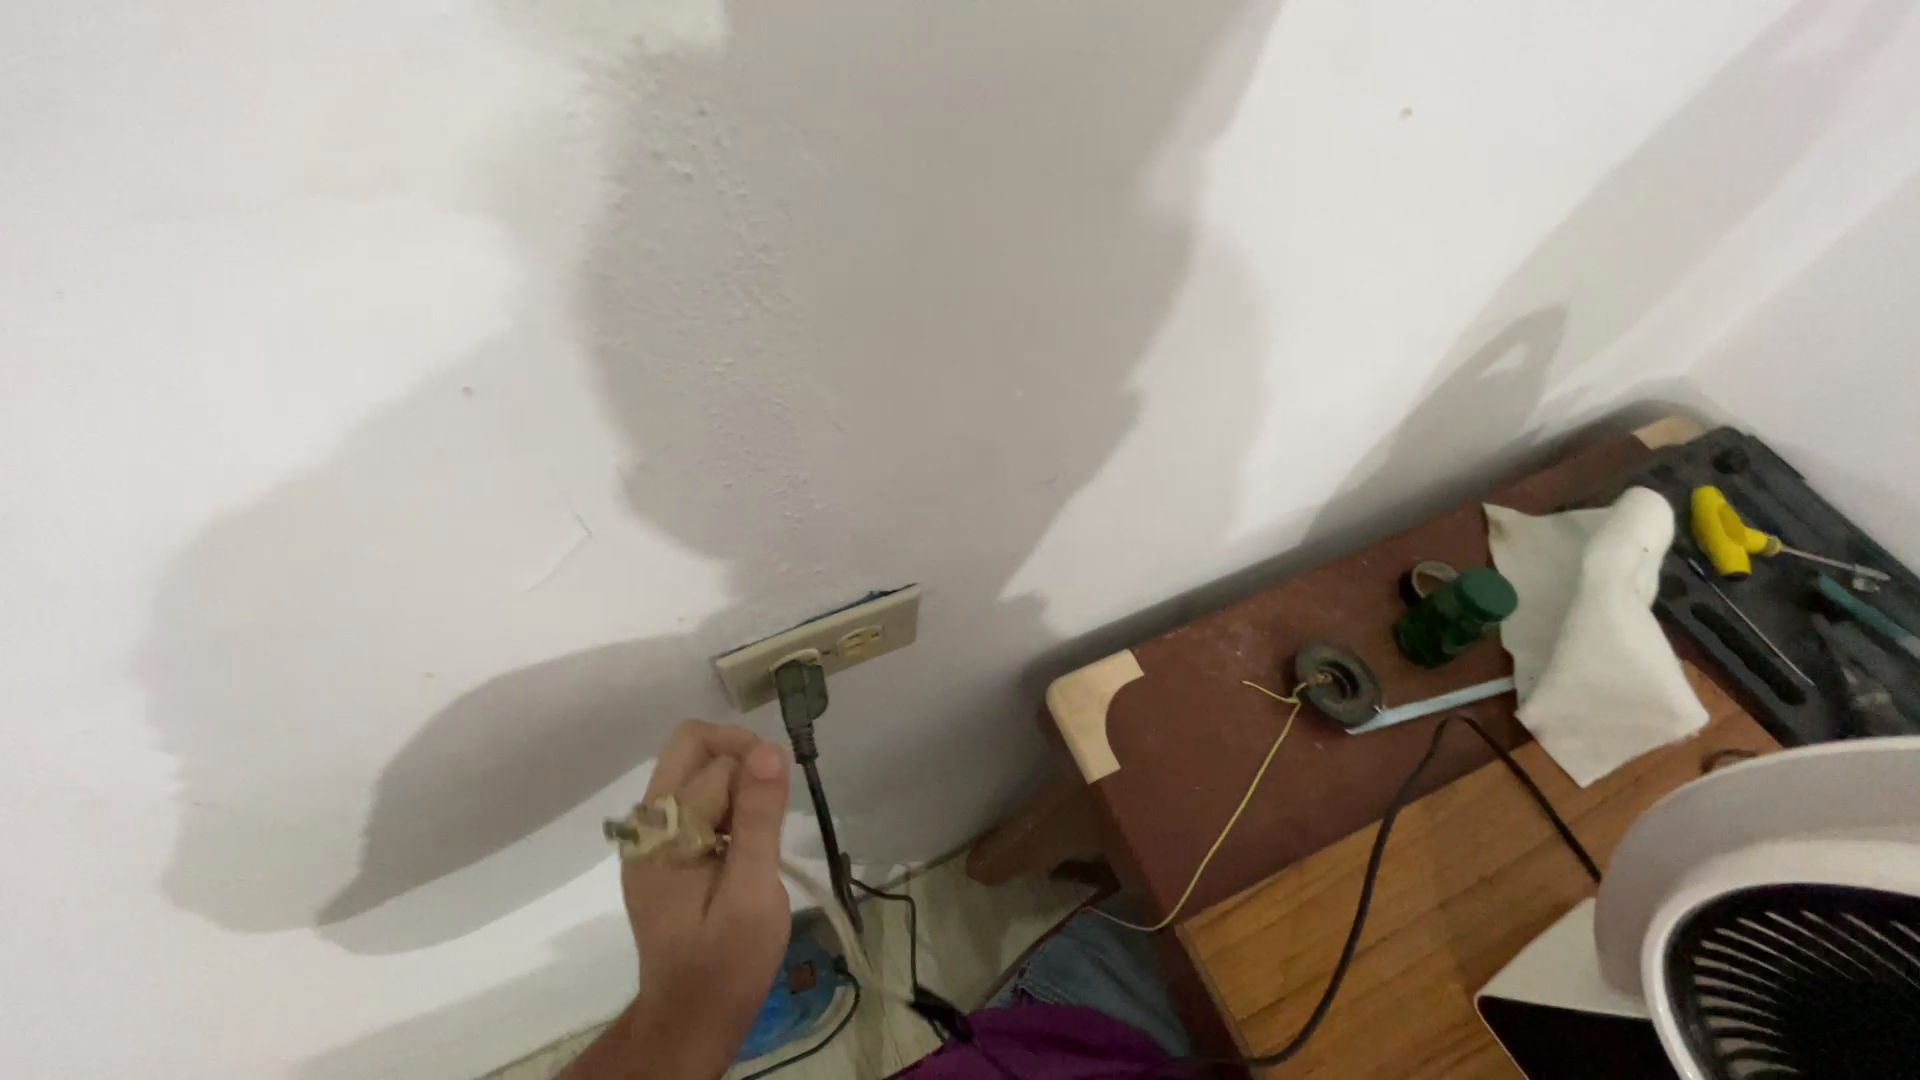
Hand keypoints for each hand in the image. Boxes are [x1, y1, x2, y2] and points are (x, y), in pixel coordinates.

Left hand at [568, 721, 792, 1079]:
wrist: (691, 1021)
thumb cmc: (727, 965)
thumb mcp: (753, 895)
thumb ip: (759, 820)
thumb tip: (768, 751)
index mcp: (662, 835)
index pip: (714, 762)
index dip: (756, 770)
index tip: (783, 805)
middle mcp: (647, 826)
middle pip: (690, 746)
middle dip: (741, 756)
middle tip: (772, 800)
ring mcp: (651, 838)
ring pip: (694, 768)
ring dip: (735, 782)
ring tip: (759, 835)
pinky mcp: (662, 850)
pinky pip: (695, 797)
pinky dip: (727, 803)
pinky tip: (744, 845)